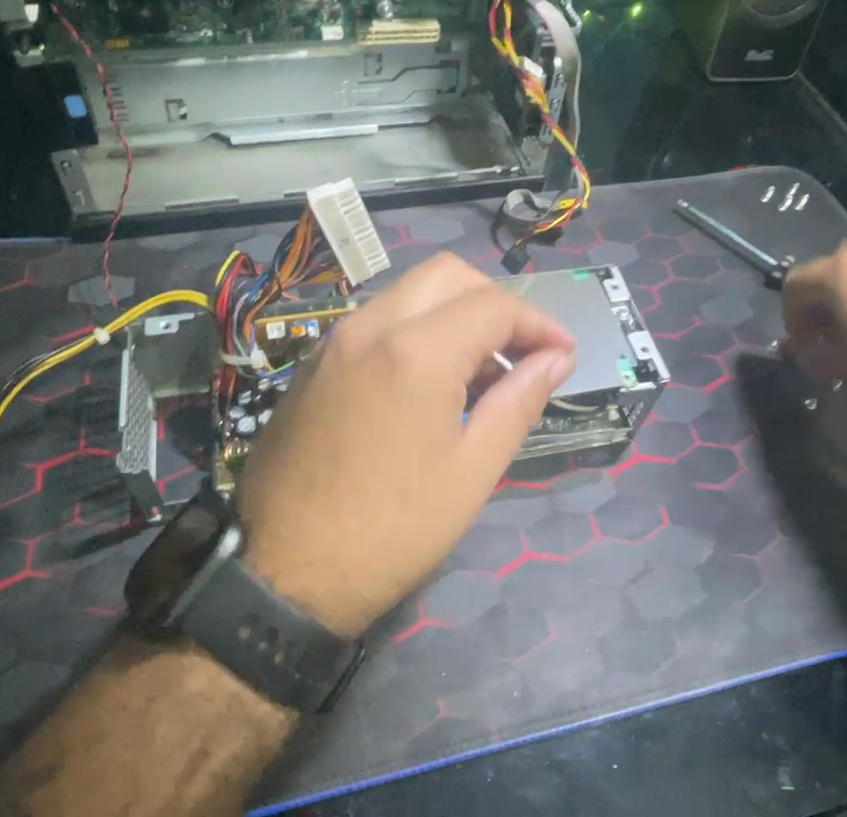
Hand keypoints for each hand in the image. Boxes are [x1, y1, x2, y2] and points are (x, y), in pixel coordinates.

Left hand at [238, 254, 575, 637]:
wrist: (281, 570)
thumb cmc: (391, 530)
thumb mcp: (471, 472)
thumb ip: (518, 402)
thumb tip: (556, 359)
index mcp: (416, 350)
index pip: (493, 305)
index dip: (539, 322)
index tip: (565, 353)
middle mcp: (370, 326)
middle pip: (446, 275)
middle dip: (494, 300)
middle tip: (522, 350)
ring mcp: (334, 342)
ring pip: (407, 293)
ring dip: (453, 313)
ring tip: (482, 372)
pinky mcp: (314, 364)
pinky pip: (375, 322)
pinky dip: (415, 330)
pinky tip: (431, 383)